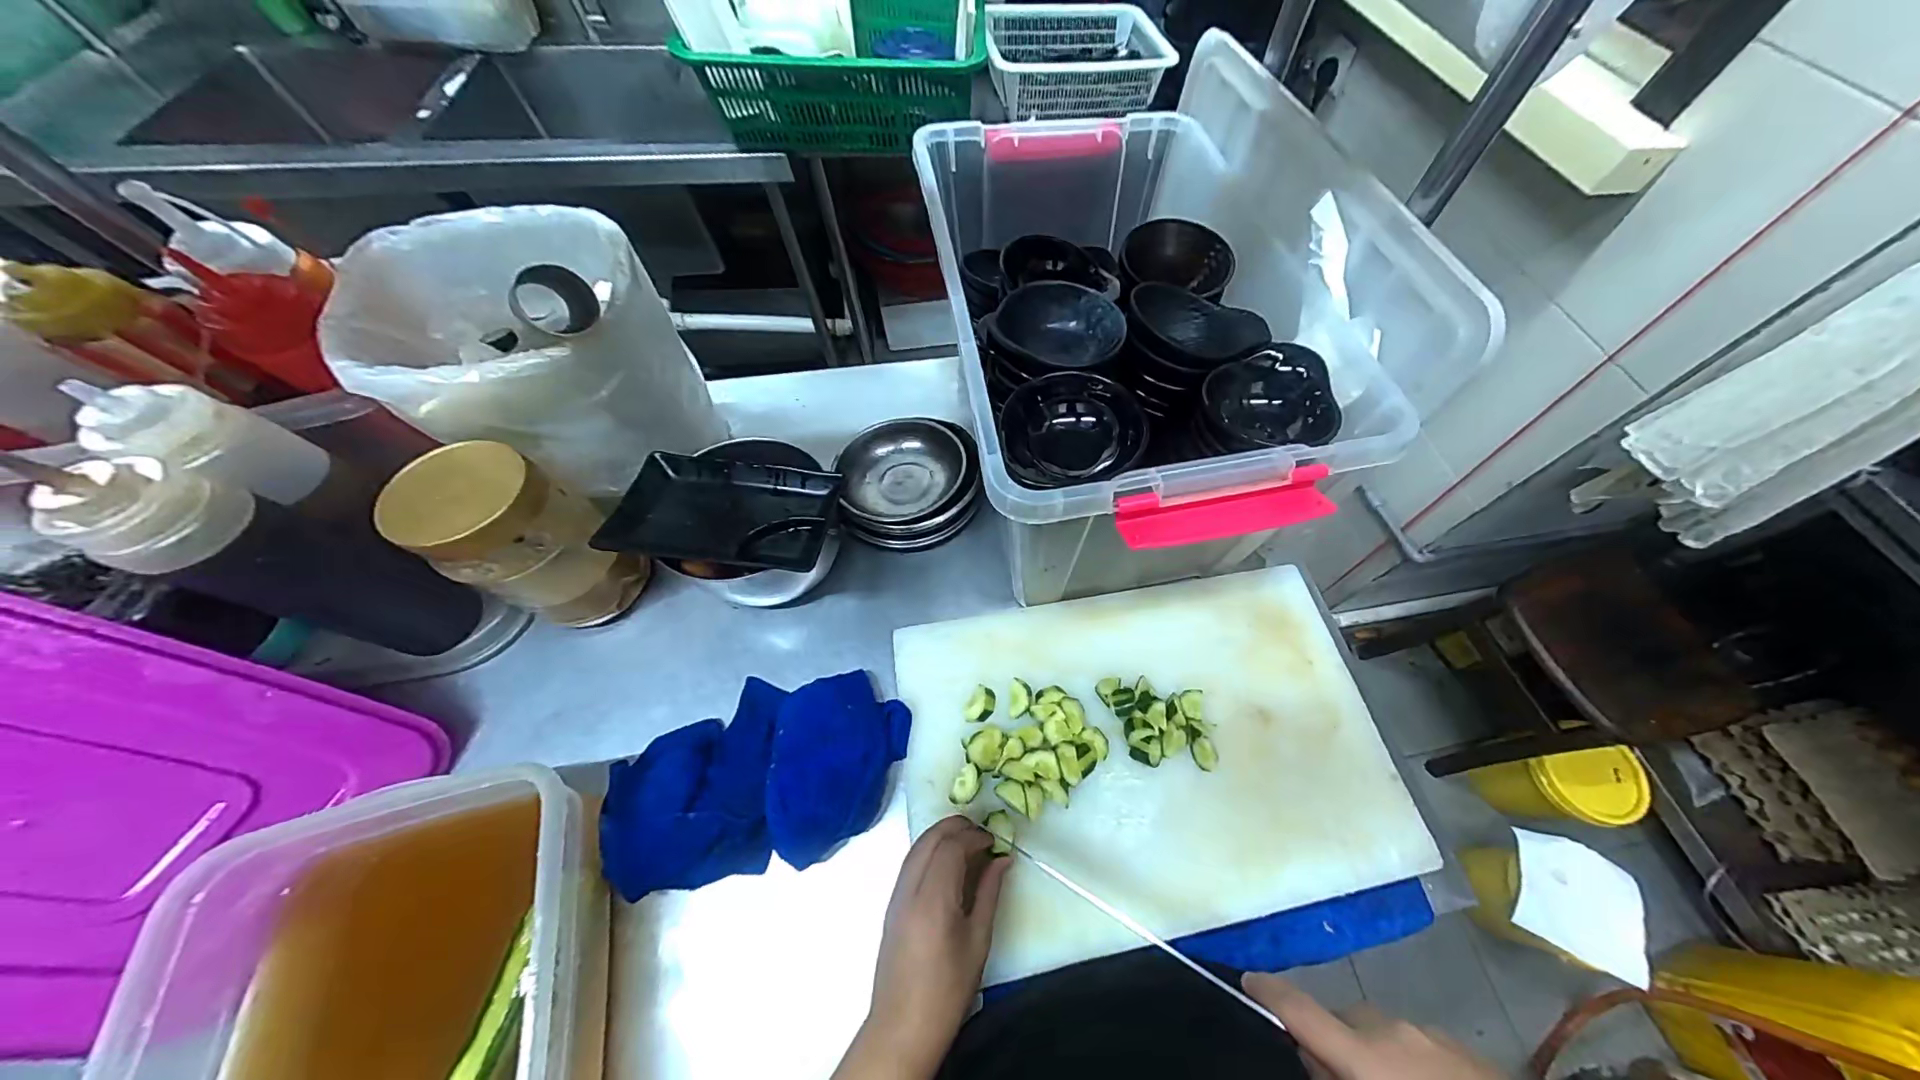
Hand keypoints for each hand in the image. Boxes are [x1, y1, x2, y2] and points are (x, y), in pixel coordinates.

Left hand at [836, 816, 1010, 1079]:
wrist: (903, 1025)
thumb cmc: (948, 989)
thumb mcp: (978, 940)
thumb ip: (989, 893)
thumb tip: (1002, 860)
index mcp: (932, 897)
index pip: (951, 846)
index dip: (975, 836)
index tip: (996, 841)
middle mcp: (909, 888)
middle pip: (930, 838)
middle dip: (957, 827)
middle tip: (984, 834)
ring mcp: (896, 895)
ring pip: (917, 847)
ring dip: (942, 836)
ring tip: (969, 843)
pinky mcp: (892, 904)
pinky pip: (910, 862)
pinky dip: (930, 850)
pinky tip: (949, 863)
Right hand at [1242, 973, 1504, 1079]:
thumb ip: (1330, 1075)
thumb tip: (1310, 1055)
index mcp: (1365, 1055)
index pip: (1300, 1011)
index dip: (1267, 993)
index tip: (1245, 981)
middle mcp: (1391, 1031)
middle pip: (1338, 1017)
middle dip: (1328, 1040)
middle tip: (1330, 1072)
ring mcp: (1432, 1036)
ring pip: (1377, 1030)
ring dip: (1367, 1051)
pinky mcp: (1464, 1049)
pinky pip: (1413, 1043)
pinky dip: (1402, 1058)